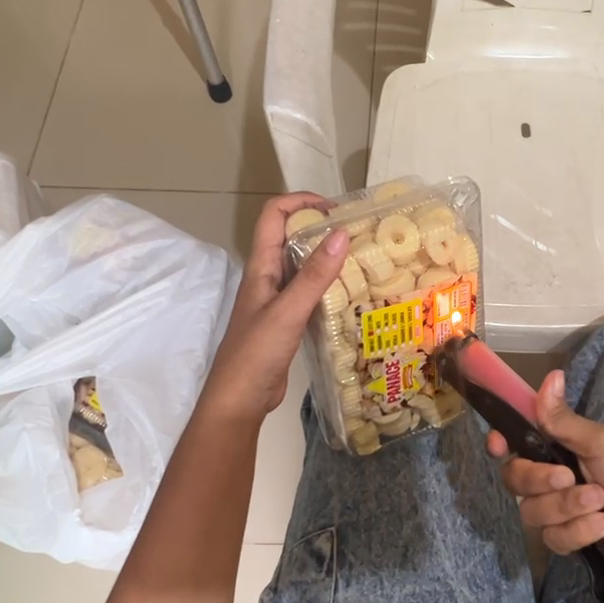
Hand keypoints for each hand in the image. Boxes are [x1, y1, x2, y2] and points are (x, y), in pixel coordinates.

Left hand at [201, 193, 348, 421]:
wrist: (239, 400)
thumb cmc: (256, 353)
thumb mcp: (288, 311)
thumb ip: (315, 275)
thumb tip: (341, 234)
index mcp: (261, 267)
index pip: (274, 216)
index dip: (301, 202)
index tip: (335, 209)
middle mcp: (268, 278)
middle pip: (292, 237)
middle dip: (322, 228)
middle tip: (360, 233)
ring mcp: (278, 300)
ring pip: (304, 266)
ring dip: (328, 257)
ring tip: (364, 259)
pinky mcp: (288, 321)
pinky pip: (311, 293)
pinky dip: (330, 286)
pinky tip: (353, 295)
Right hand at [486, 371, 603, 595]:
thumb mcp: (602, 443)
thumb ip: (563, 419)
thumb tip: (551, 374)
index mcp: (566, 446)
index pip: (520, 440)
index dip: (502, 442)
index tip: (498, 446)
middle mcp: (559, 475)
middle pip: (517, 477)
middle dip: (539, 480)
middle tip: (569, 478)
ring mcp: (563, 510)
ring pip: (532, 511)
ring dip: (566, 507)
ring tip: (602, 505)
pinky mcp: (570, 541)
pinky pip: (552, 538)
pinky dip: (578, 532)